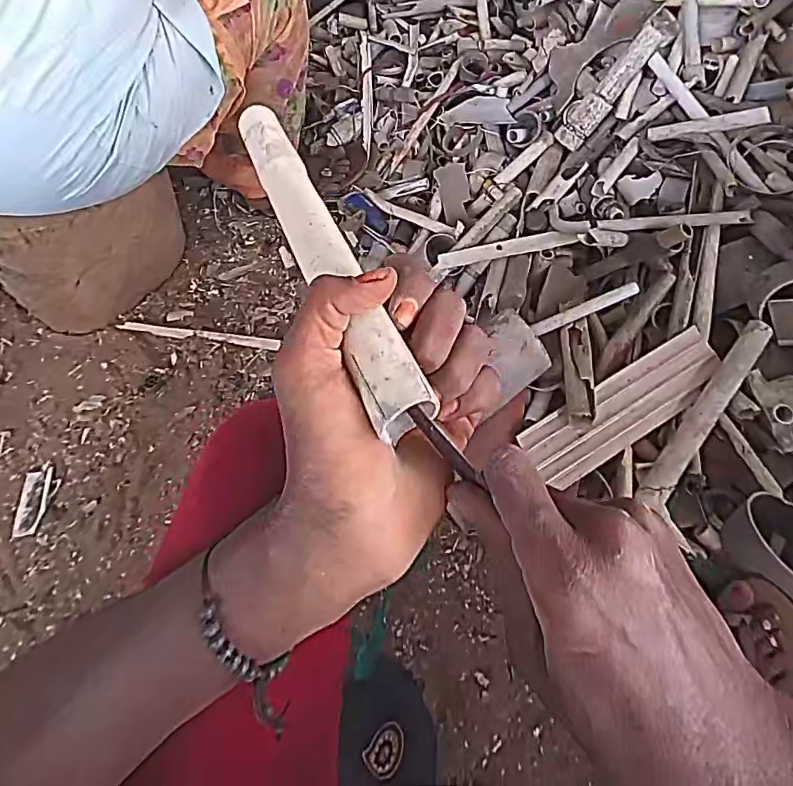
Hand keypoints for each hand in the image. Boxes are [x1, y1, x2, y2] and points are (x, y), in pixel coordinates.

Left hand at [242, 255, 526, 642]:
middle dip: (433, 340)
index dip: (412, 293)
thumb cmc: (320, 453)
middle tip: (409, 372)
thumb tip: (375, 275)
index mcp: (366, 328)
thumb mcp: (300, 368)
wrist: (354, 519)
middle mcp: (404, 345)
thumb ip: (325, 305)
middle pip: (450, 301)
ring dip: (452, 376)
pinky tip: (444, 422)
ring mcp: (436, 375)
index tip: (398, 323)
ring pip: (476, 339)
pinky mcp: (463, 406)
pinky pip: (492, 380)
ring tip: (424, 405)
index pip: (407, 274)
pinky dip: (473, 403)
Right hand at [447, 448, 790, 785]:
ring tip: (583, 597)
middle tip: (533, 576)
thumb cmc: (629, 719)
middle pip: (538, 495)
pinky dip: (596, 544)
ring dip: (564, 538)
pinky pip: (605, 518)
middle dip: (526, 526)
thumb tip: (471, 508)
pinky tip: (611, 592)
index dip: (485, 479)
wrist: (718, 738)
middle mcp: (610, 535)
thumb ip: (500, 564)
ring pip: (571, 507)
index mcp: (568, 572)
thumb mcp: (535, 653)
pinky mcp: (662, 528)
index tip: (475, 492)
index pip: (509, 474)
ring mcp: (643, 528)